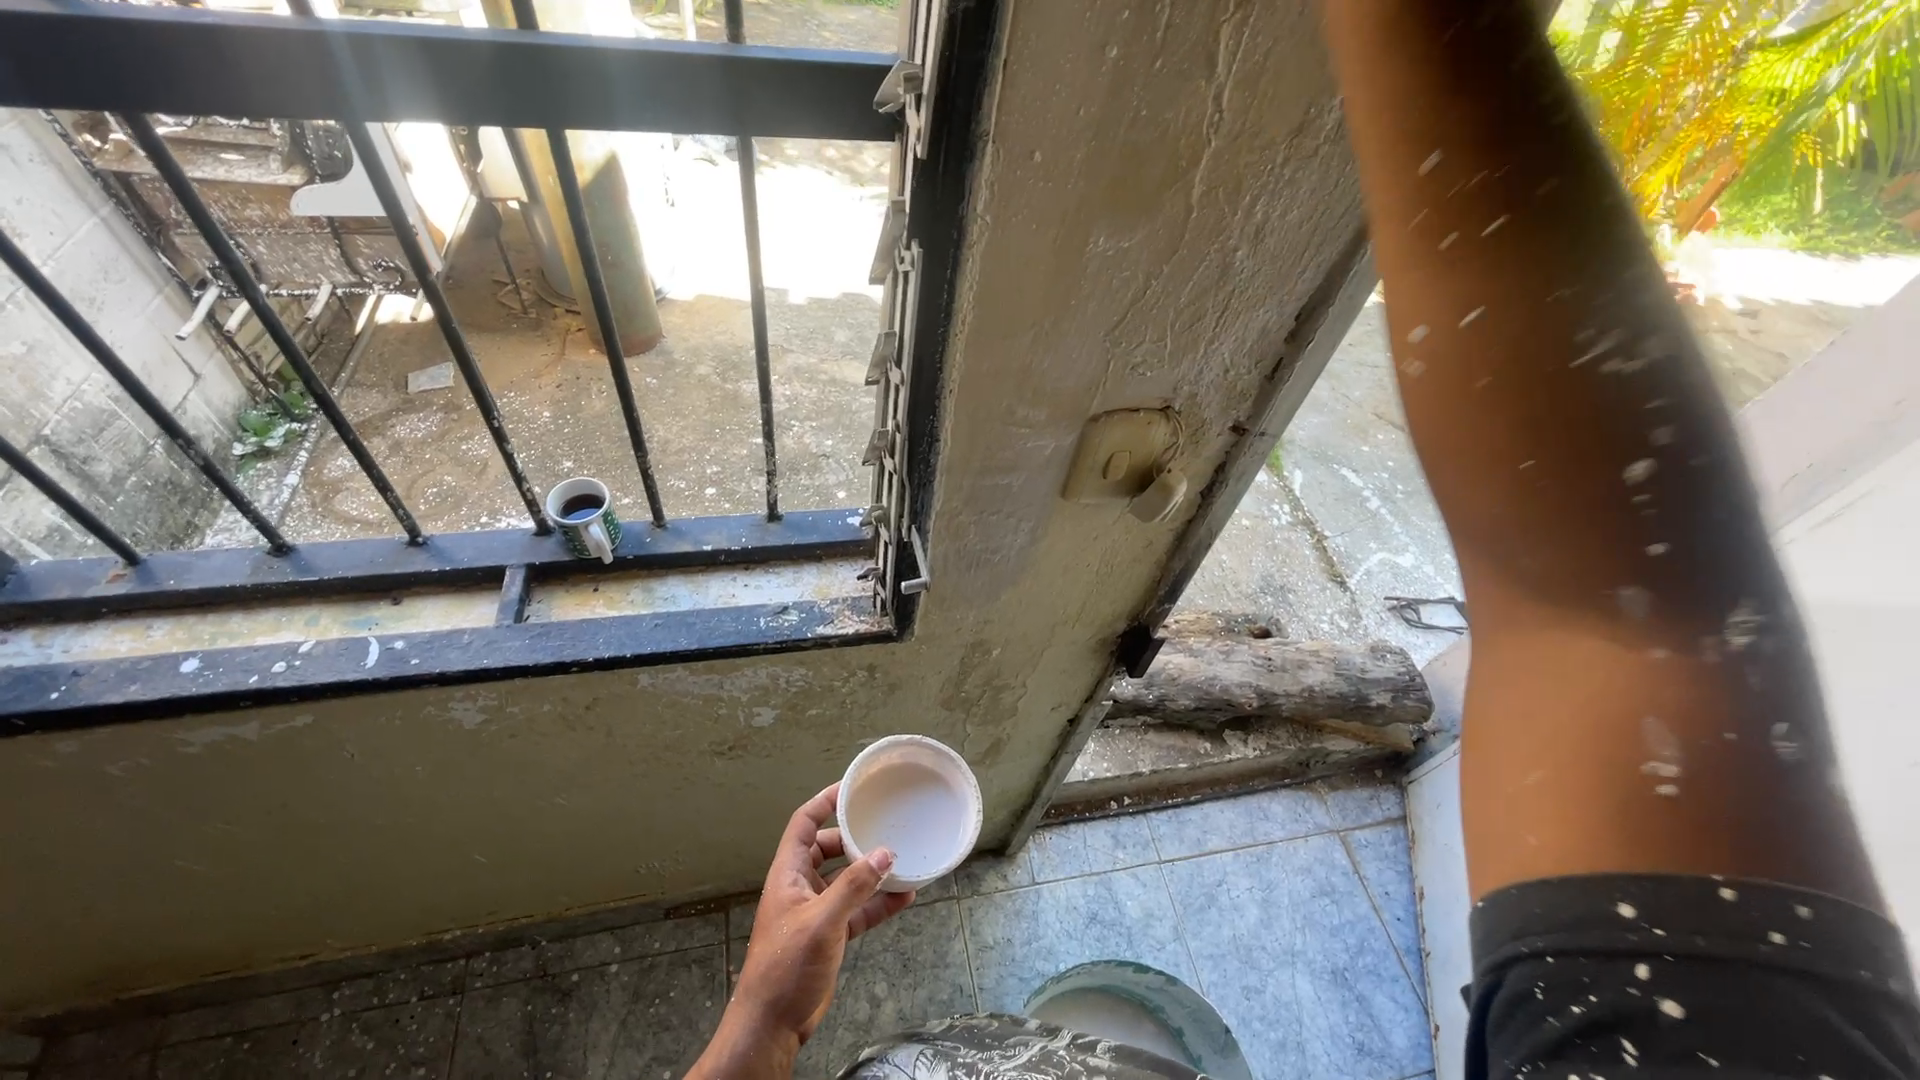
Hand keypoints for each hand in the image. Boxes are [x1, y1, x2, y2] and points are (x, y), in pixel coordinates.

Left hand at [688, 784, 916, 1079]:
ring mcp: (816, 911)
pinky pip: (858, 909)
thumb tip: (885, 854)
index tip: (852, 788)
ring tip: (902, 860)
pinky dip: (878, 903)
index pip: (804, 824)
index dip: (825, 802)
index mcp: (788, 874)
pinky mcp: (830, 935)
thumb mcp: (822, 921)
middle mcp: (801, 886)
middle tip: (883, 826)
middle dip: (855, 838)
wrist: (772, 1023)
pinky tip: (905, 897)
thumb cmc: (786, 966)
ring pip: (847, 880)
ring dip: (872, 872)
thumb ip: (854, 886)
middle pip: (828, 848)